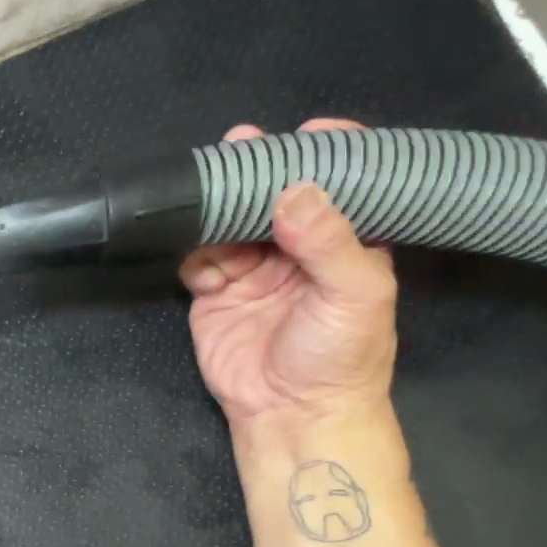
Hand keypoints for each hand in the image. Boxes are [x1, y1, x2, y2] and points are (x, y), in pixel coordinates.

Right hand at [180, 119, 399, 428]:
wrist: (290, 412)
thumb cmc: (340, 354)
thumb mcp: (354, 292)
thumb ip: (327, 240)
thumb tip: (293, 190)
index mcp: (346, 243)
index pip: (339, 187)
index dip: (326, 157)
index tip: (309, 133)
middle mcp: (297, 252)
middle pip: (274, 200)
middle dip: (257, 174)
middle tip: (239, 145)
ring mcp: (252, 273)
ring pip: (230, 227)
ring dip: (218, 209)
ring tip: (206, 188)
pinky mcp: (213, 296)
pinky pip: (199, 262)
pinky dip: (192, 251)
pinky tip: (193, 242)